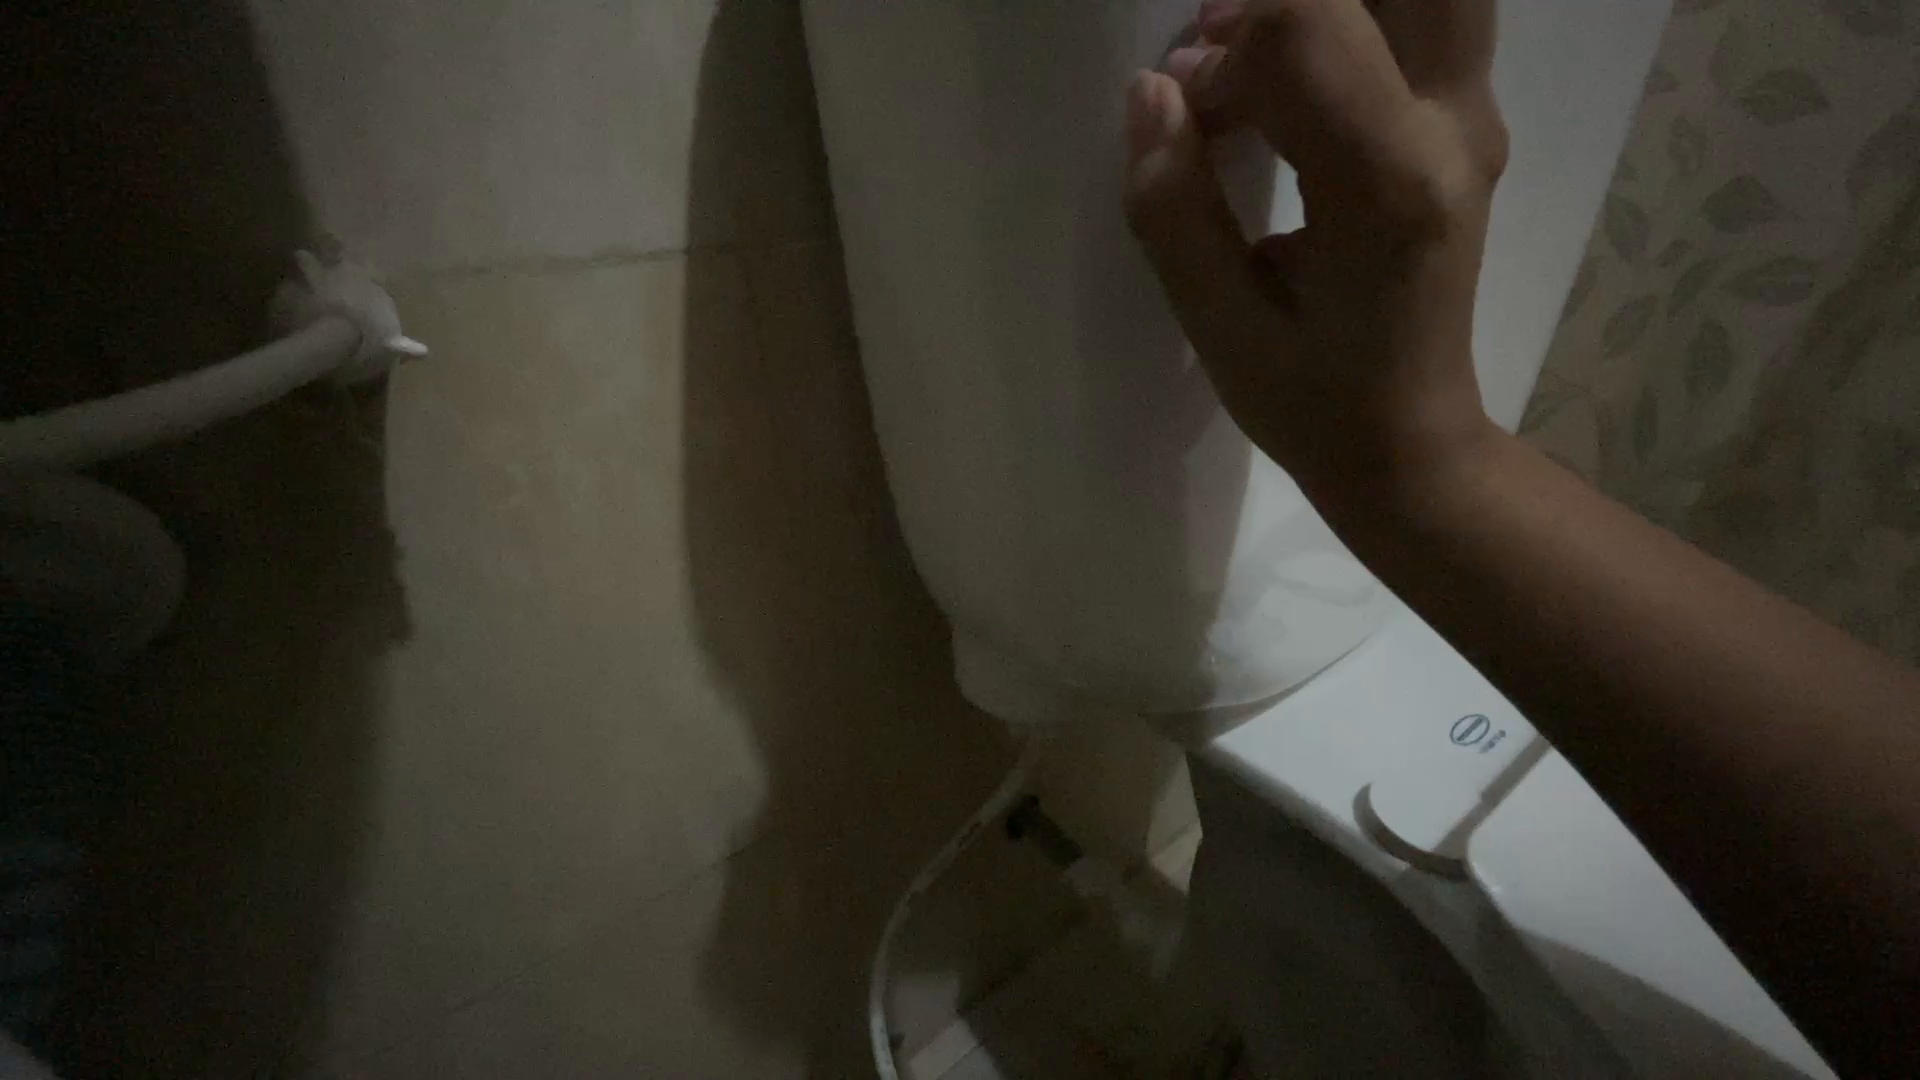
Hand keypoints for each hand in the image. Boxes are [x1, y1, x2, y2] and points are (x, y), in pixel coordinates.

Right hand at [1125, 0, 1508, 503]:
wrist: (1408, 442)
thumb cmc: (1309, 403)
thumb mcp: (1220, 330)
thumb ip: (1177, 213)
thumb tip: (1149, 95)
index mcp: (1386, 187)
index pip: (1305, 29)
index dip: (1222, 56)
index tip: (1183, 118)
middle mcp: (1454, 126)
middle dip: (1279, 1)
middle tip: (1215, 54)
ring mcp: (1476, 120)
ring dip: (1319, 6)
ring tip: (1246, 62)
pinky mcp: (1471, 127)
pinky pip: (1423, 21)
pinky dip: (1347, 23)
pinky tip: (1287, 84)